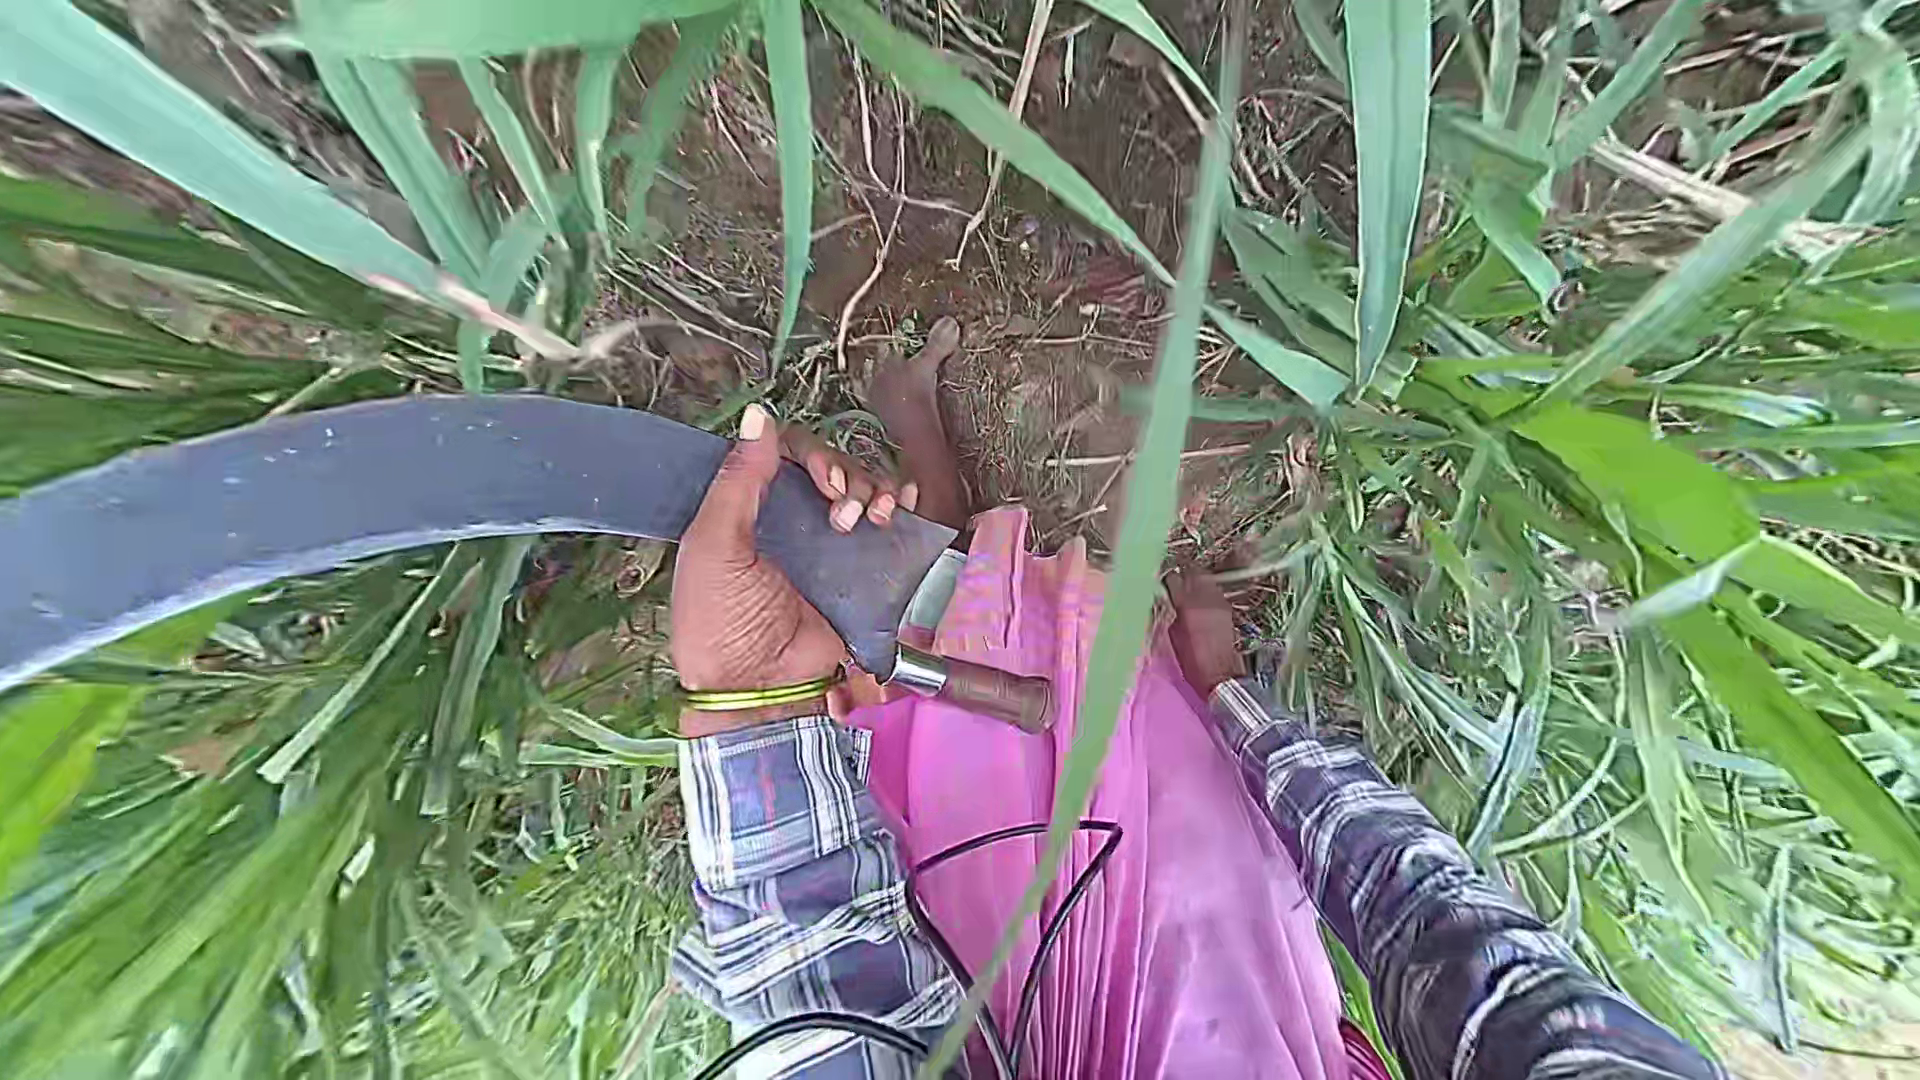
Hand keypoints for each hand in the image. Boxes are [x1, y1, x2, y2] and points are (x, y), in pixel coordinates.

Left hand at [670, 405, 903, 734]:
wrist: (760, 686)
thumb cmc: (722, 621)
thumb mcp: (714, 547)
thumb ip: (737, 482)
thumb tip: (758, 418)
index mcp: (752, 507)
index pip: (788, 454)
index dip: (810, 456)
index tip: (822, 482)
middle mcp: (793, 517)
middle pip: (831, 466)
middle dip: (845, 476)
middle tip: (841, 510)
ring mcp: (830, 542)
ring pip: (862, 489)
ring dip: (874, 490)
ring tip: (871, 519)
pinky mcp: (860, 567)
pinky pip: (886, 523)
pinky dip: (899, 503)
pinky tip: (902, 505)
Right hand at [1166, 570, 1245, 697]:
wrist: (1222, 677)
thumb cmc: (1192, 662)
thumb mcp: (1172, 635)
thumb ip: (1169, 611)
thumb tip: (1165, 598)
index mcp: (1188, 606)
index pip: (1174, 578)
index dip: (1165, 577)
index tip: (1159, 581)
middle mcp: (1206, 599)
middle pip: (1193, 572)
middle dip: (1181, 572)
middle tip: (1171, 578)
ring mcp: (1220, 602)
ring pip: (1205, 578)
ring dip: (1194, 578)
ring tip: (1184, 586)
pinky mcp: (1227, 609)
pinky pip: (1213, 589)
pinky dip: (1204, 589)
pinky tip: (1197, 598)